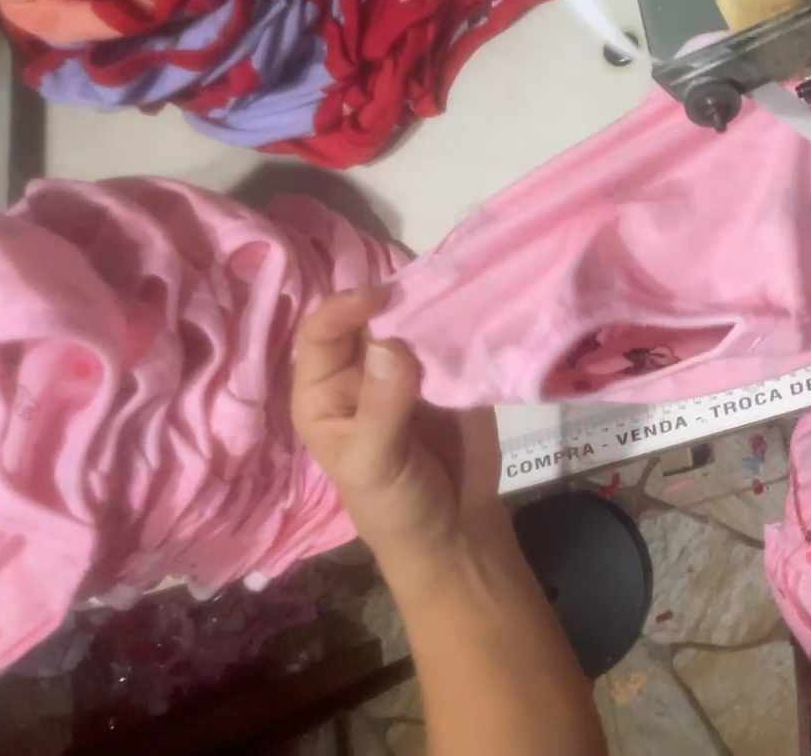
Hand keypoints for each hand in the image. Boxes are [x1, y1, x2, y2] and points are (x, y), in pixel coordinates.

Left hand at [292, 287, 504, 587]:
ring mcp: (415, 371)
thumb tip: (392, 341)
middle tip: (434, 283)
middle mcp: (365, 374)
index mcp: (326, 393)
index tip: (382, 296)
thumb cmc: (396, 504)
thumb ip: (383, 405)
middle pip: (373, 320)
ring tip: (464, 288)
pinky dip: (470, 322)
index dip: (344, 310)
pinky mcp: (457, 374)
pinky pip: (458, 340)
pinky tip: (486, 308)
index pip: (323, 336)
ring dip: (438, 305)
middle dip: (398, 297)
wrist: (457, 526)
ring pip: (418, 323)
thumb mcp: (377, 463)